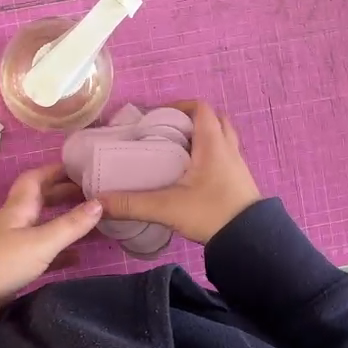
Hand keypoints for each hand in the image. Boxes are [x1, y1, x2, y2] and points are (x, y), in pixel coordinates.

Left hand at [0, 164, 101, 327]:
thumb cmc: (1, 264)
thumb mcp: (40, 243)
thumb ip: (70, 225)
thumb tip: (100, 202)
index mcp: (19, 207)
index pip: (36, 178)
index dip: (56, 170)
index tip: (82, 167)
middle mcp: (16, 220)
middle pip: (42, 199)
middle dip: (65, 193)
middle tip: (93, 193)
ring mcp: (13, 243)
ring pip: (43, 224)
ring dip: (64, 220)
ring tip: (91, 220)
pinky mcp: (14, 265)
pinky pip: (42, 251)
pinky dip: (60, 250)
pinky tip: (78, 256)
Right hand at [98, 101, 261, 244]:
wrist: (249, 241)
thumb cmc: (212, 214)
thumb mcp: (167, 208)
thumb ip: (131, 204)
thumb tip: (98, 201)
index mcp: (213, 144)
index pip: (200, 109)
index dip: (179, 106)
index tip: (157, 116)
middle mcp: (228, 149)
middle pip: (213, 121)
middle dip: (191, 122)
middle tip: (167, 133)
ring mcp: (236, 166)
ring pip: (221, 140)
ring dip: (201, 140)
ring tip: (176, 153)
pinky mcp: (239, 183)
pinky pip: (224, 160)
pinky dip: (208, 159)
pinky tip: (190, 177)